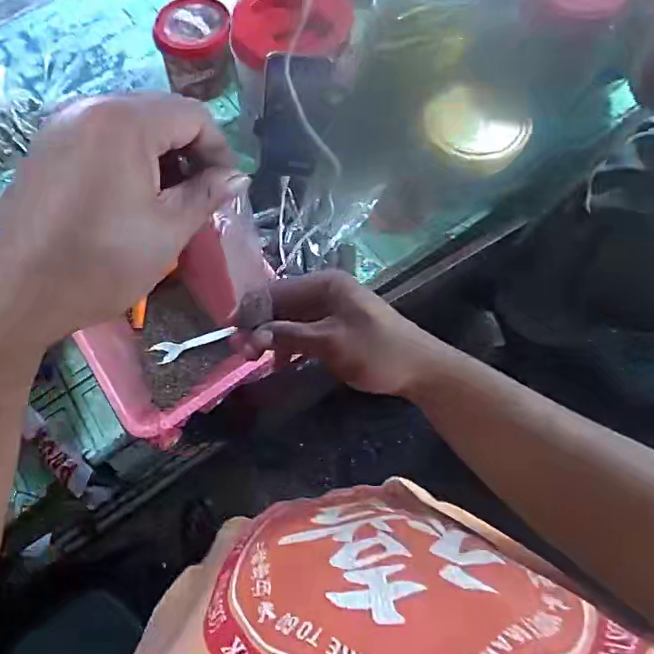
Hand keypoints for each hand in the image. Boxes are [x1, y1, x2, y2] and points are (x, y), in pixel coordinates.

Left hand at [0, 92, 244, 348]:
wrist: (14, 293)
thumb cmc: (99, 262)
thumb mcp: (167, 231)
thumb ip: (207, 195)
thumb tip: (236, 177)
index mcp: (124, 120)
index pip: (193, 115)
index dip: (219, 151)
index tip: (224, 191)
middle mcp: (88, 108)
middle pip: (159, 115)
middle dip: (187, 154)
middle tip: (196, 201)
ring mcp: (59, 127)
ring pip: (127, 129)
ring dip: (156, 160)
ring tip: (163, 206)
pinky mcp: (42, 150)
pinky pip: (98, 142)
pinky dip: (124, 163)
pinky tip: (125, 203)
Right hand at [234, 271, 449, 396]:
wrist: (422, 370)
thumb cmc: (377, 351)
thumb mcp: (329, 342)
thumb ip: (288, 335)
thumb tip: (250, 335)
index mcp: (325, 283)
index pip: (275, 291)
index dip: (250, 311)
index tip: (231, 334)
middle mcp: (325, 290)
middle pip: (279, 305)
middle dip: (258, 327)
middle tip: (241, 354)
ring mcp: (330, 309)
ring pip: (288, 320)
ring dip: (271, 338)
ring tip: (255, 361)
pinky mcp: (334, 327)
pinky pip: (301, 331)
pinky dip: (288, 345)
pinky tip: (278, 362)